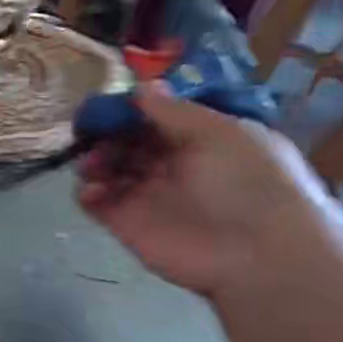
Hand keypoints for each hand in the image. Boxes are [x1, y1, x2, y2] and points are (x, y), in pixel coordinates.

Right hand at [76, 83, 342, 296]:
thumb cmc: (247, 181)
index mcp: (199, 138)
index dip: (128, 108)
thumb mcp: (218, 132)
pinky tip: (92, 190)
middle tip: (90, 132)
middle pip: (125, 140)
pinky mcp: (126, 223)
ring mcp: (146, 194)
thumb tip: (140, 88)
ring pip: (107, 168)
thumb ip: (173, 111)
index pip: (154, 116)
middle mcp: (170, 163)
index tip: (105, 104)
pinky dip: (87, 192)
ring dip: (94, 159)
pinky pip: (96, 202)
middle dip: (105, 132)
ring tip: (93, 164)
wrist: (255, 253)